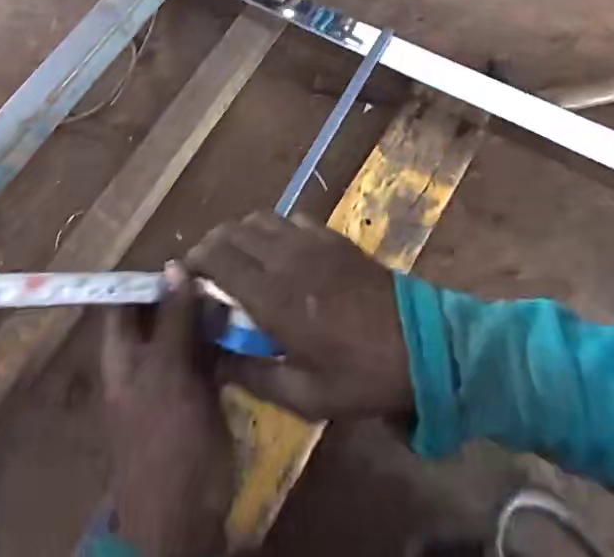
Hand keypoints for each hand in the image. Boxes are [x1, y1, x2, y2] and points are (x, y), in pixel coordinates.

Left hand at [100, 271, 232, 556]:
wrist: (185, 515)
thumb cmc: (166, 438)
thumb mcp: (168, 371)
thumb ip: (172, 319)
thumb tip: (174, 267)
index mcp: (122, 351)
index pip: (126, 298)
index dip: (147, 275)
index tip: (182, 252)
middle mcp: (142, 359)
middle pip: (158, 313)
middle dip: (184, 292)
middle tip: (219, 267)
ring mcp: (171, 378)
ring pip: (185, 333)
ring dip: (206, 315)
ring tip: (236, 288)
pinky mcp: (198, 396)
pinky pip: (207, 357)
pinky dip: (222, 341)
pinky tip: (244, 324)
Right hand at [185, 212, 412, 420]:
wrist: (426, 349)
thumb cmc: (361, 376)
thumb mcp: (304, 396)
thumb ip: (251, 375)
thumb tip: (212, 359)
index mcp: (271, 296)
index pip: (215, 257)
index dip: (193, 262)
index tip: (187, 277)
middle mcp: (283, 258)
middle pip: (229, 231)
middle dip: (211, 246)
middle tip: (210, 271)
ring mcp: (310, 242)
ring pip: (257, 219)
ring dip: (240, 234)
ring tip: (242, 258)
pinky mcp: (332, 237)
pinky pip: (289, 218)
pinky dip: (274, 229)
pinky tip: (282, 251)